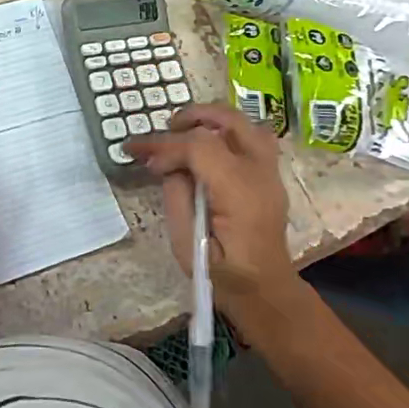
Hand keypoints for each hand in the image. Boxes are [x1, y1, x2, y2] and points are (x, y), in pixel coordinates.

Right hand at [123, 103, 294, 309]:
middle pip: (230, 120)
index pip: (199, 145)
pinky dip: (224, 133)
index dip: (164, 145)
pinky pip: (251, 139)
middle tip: (165, 130)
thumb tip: (166, 166)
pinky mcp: (269, 178)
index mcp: (238, 191)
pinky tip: (203, 149)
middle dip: (192, 117)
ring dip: (212, 120)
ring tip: (185, 132)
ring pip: (246, 124)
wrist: (264, 291)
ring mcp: (270, 174)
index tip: (138, 155)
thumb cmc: (221, 272)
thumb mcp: (185, 241)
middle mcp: (260, 174)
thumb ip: (175, 196)